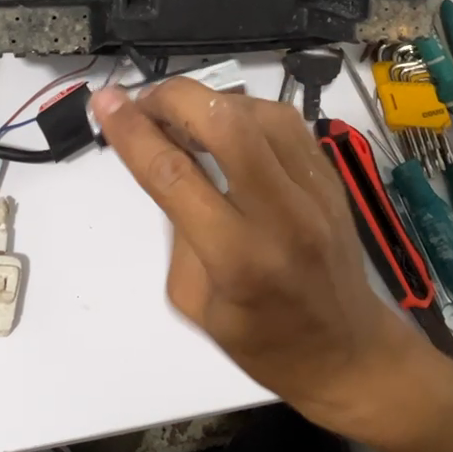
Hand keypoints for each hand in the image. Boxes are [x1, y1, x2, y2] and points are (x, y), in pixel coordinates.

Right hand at [90, 81, 436, 436]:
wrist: (347, 352)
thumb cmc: (263, 341)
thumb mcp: (195, 301)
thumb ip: (178, 226)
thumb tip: (167, 158)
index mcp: (239, 259)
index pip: (175, 175)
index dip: (133, 132)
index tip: (105, 102)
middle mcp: (282, 214)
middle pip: (226, 124)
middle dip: (174, 98)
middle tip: (145, 104)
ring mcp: (315, 189)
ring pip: (258, 111)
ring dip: (209, 101)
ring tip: (180, 115)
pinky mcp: (330, 175)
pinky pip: (284, 120)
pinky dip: (245, 110)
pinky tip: (223, 122)